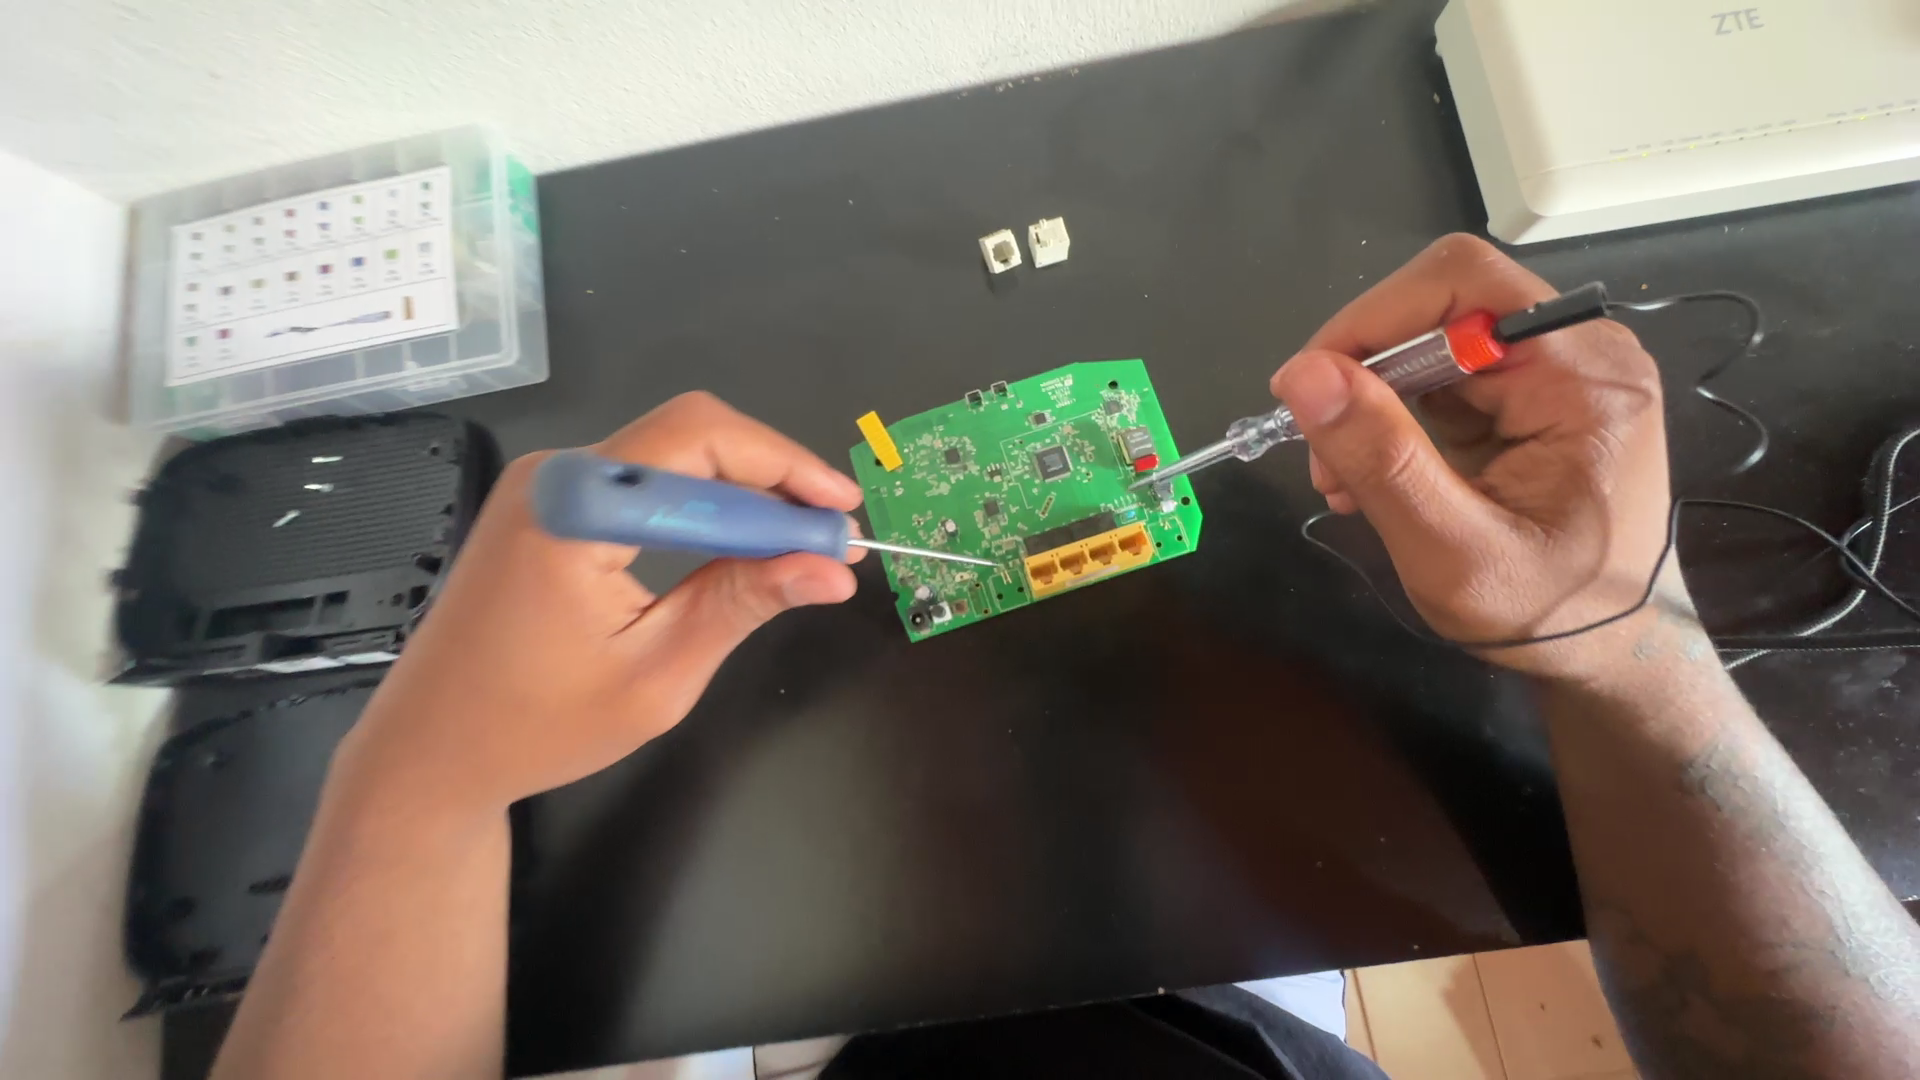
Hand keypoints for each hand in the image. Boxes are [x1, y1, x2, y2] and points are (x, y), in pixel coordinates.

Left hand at [336, 392, 864, 810]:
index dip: (787, 469)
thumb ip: (744, 604)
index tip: (844, 515)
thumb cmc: (539, 727)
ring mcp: (552, 484)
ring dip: (747, 491)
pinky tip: (742, 540)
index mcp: (575, 510)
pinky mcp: (555, 502)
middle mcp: (559, 475)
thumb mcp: (659, 673)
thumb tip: (832, 571)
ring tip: (800, 541)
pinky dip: (708, 503)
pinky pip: (651, 480)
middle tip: (830, 531)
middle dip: (776, 475)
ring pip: (677, 453)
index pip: (703, 443)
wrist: (429, 751)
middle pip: (694, 434)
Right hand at [1270, 234, 1685, 680]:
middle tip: (1322, 453)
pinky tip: (1371, 476)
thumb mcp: (1448, 547)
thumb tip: (1301, 375)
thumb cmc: (1544, 611)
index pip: (1458, 286)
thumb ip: (1380, 459)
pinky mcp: (1525, 401)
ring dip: (1365, 403)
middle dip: (1359, 373)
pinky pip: (1434, 381)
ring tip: (1341, 481)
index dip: (1368, 322)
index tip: (1306, 393)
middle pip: (1437, 307)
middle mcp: (1576, 352)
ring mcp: (1552, 375)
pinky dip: (1385, 421)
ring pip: (1425, 344)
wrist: (1607, 652)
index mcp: (1581, 375)